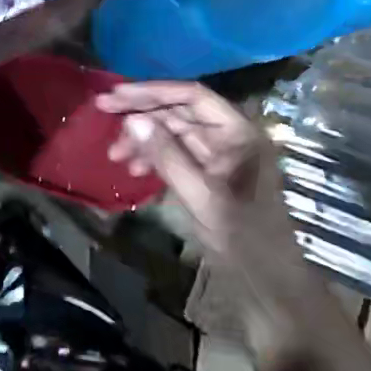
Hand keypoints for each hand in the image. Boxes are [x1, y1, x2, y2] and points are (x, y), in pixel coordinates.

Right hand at [98, 82, 300, 277]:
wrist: (269, 279)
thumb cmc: (242, 235)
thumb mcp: (200, 195)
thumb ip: (166, 155)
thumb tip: (133, 120)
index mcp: (238, 132)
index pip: (190, 95)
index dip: (150, 91)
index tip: (114, 95)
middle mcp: (229, 135)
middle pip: (178, 110)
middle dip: (140, 114)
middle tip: (102, 113)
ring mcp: (219, 153)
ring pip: (172, 131)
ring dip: (142, 138)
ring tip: (115, 154)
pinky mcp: (209, 171)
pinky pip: (175, 152)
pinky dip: (152, 156)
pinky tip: (133, 169)